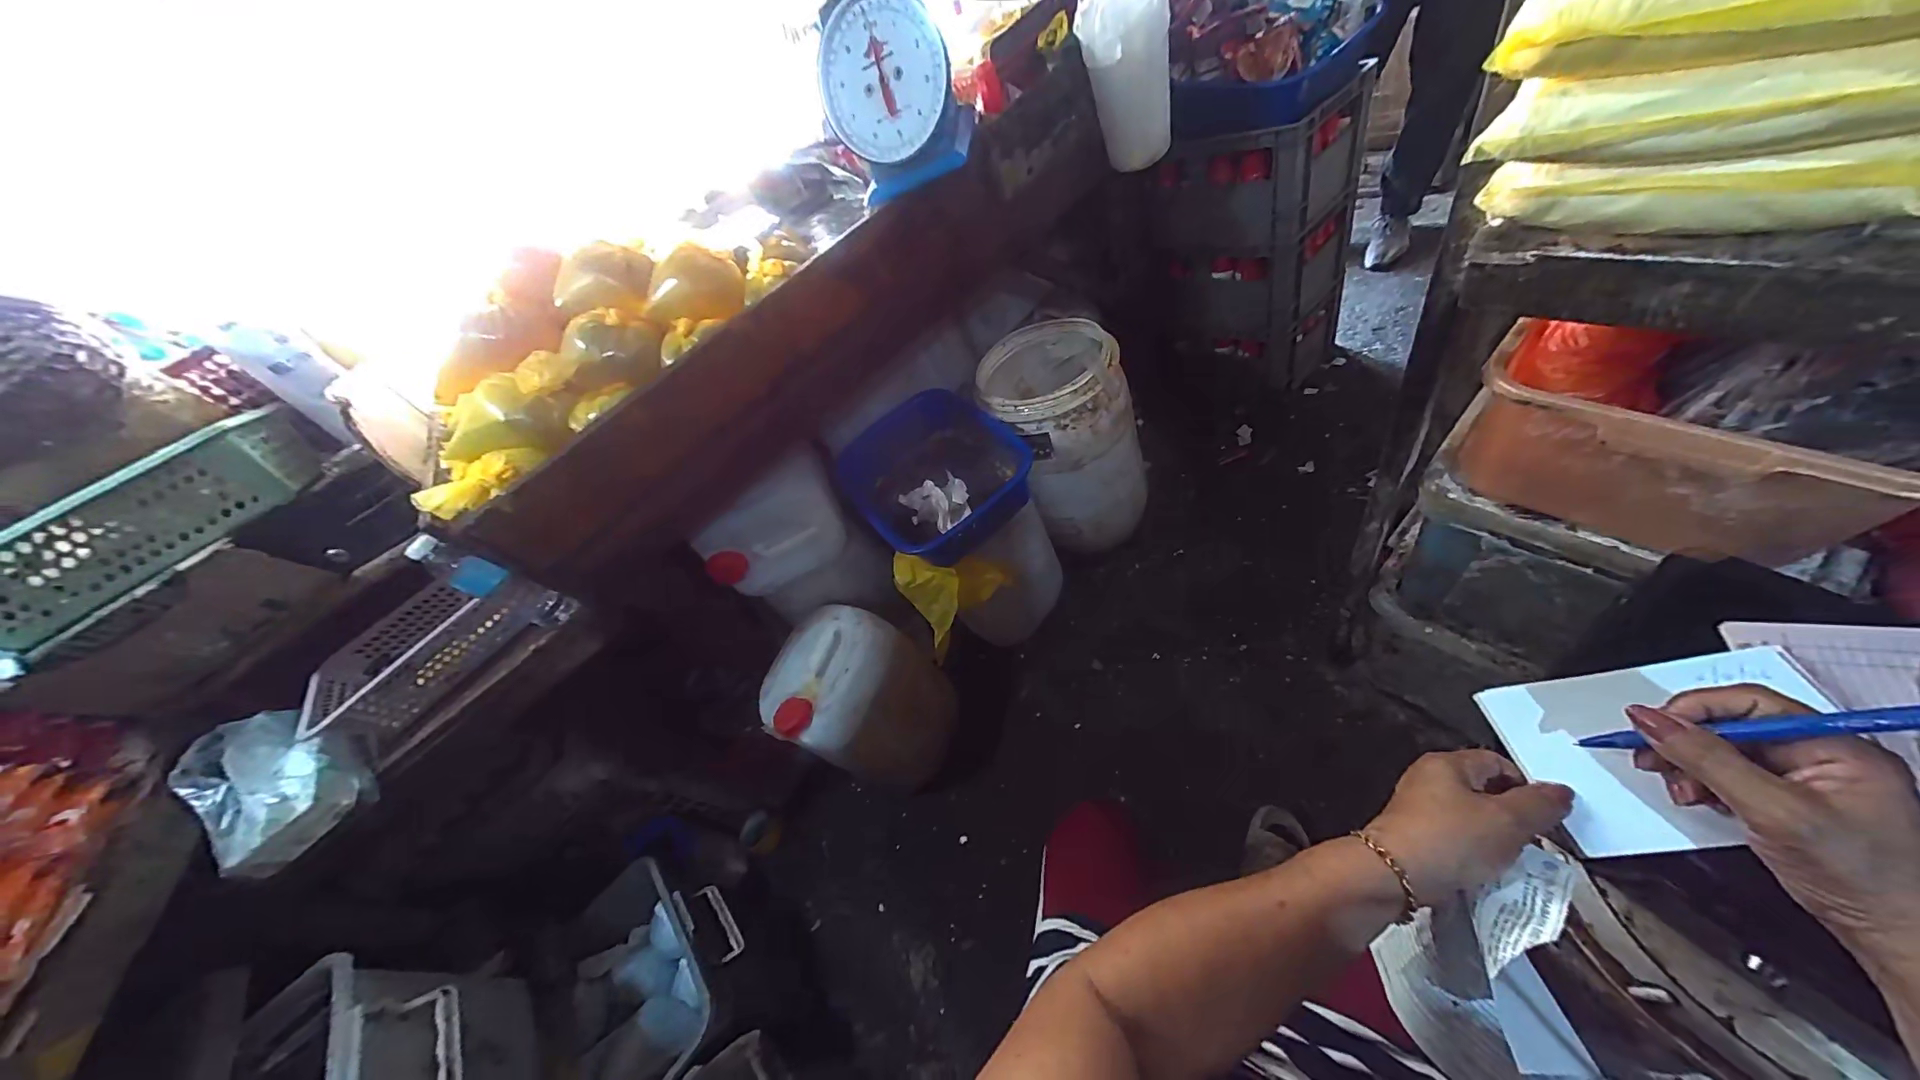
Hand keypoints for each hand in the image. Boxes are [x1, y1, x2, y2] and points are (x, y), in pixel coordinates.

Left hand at [1363, 750, 1573, 900]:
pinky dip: (1476, 847)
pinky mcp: (1417, 832)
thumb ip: (1539, 804)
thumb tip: (1560, 790)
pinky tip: (1488, 866)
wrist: (1397, 873)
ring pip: (1472, 815)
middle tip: (1535, 840)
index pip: (1497, 762)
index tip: (1548, 816)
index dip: (1527, 786)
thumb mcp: (1507, 820)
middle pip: (1485, 789)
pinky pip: (1457, 834)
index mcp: (1445, 764)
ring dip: (1497, 834)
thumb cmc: (1453, 838)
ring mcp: (1419, 805)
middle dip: (1514, 814)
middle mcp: (1428, 778)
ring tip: (1514, 857)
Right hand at [1629, 685, 1919, 958]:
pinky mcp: (1786, 799)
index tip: (1650, 727)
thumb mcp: (1772, 810)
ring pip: (1722, 750)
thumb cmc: (1865, 881)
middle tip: (1653, 759)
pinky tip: (1698, 797)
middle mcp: (1823, 756)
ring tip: (1682, 789)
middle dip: (1684, 744)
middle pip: (1729, 726)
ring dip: (1688, 766)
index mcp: (1838, 748)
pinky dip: (1702, 783)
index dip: (1693, 711)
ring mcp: (1805, 779)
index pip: (1748, 704)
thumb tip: (1651, 720)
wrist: (1896, 937)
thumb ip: (1706, 759)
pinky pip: (1727, 773)